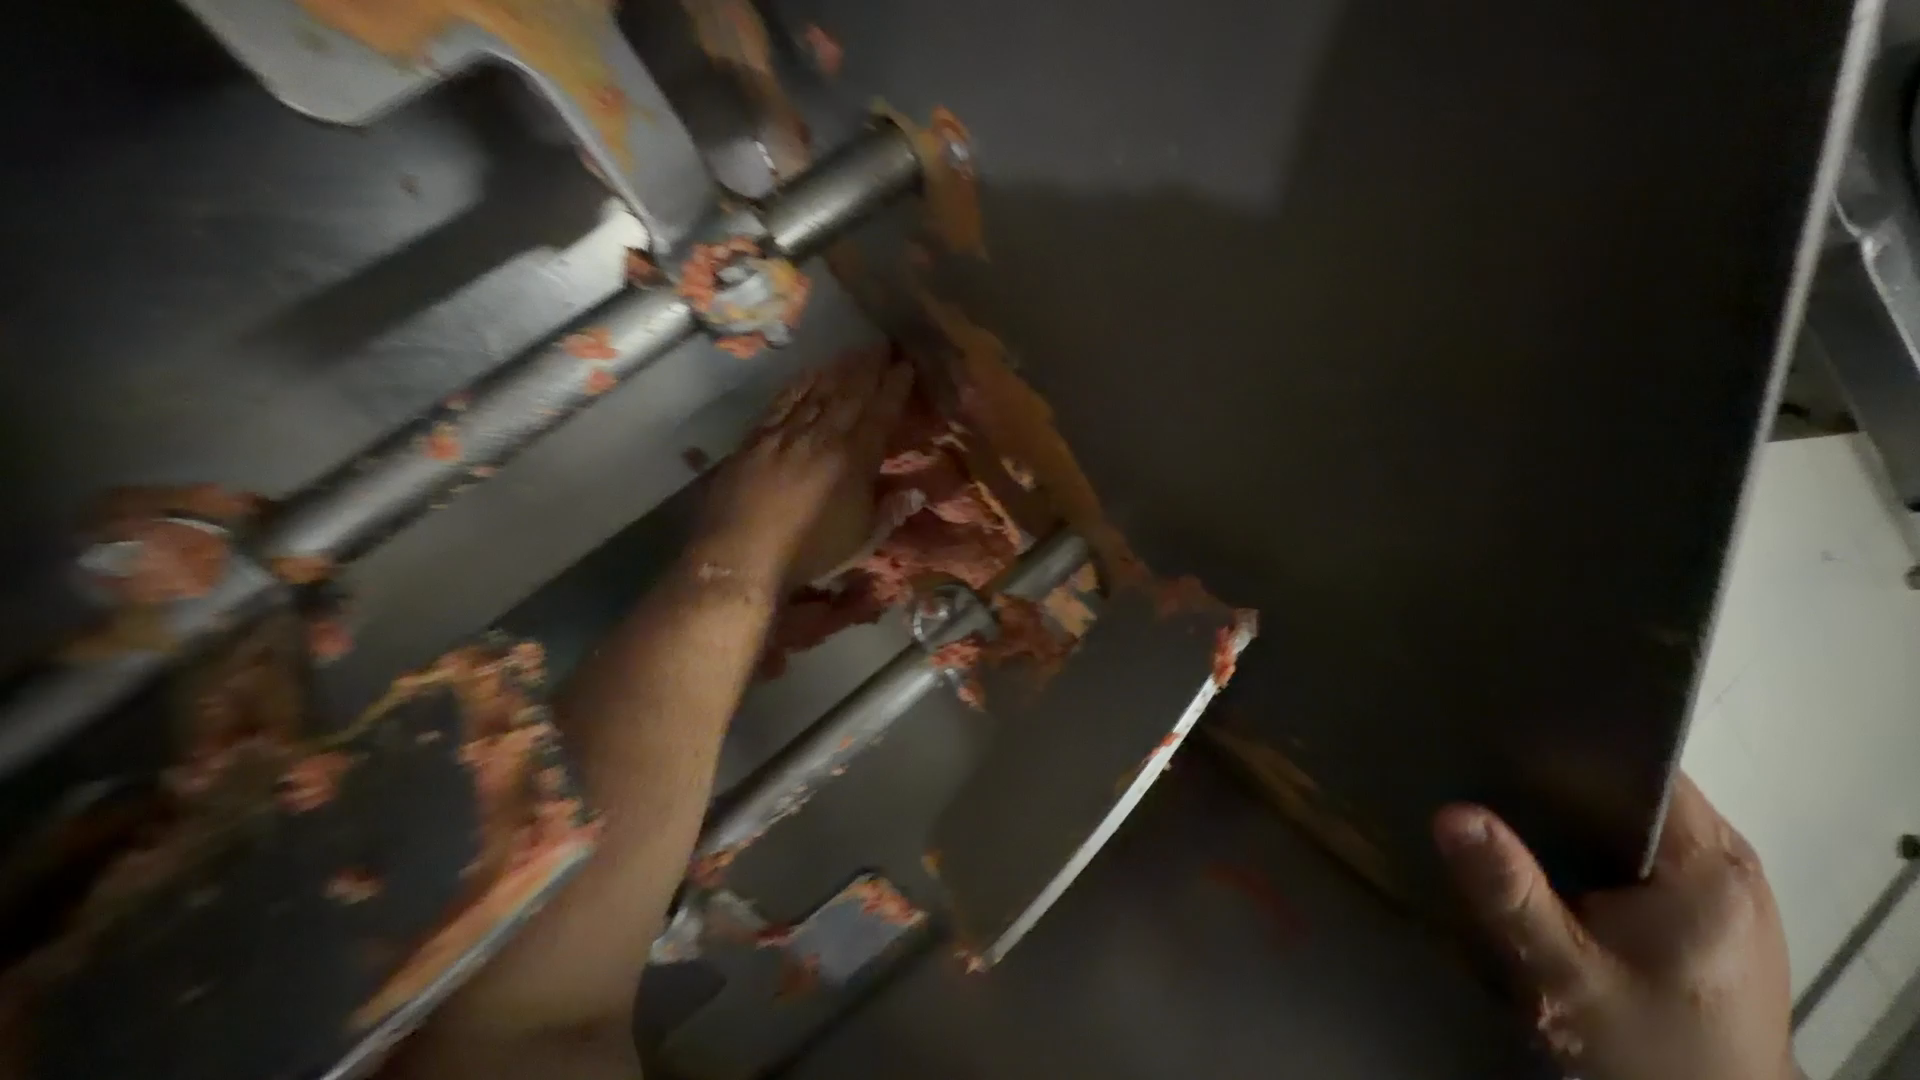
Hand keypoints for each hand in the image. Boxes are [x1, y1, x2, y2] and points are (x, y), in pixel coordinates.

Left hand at [690, 354, 912, 589]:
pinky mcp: (756, 439)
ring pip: (817, 393)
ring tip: (852, 352)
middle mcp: (822, 438)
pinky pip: (782, 403)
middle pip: (849, 395)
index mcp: (853, 461)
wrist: (741, 555)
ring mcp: (786, 435)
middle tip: (882, 345)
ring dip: (837, 370)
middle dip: (869, 368)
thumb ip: (889, 512)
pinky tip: (808, 374)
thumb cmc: (808, 553)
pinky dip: (799, 385)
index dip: (894, 389)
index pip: (879, 416)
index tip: (905, 366)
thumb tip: (916, 492)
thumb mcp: (860, 541)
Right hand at [1434, 774, 1796, 1079]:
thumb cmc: (1649, 1050)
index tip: (1496, 738)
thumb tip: (1450, 812)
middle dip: (1555, 783)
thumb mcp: (1567, 975)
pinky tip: (1539, 861)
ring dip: (1569, 818)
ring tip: (1498, 807)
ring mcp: (1721, 894)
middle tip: (1480, 773)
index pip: (1638, 766)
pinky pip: (1635, 856)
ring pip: (1629, 824)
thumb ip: (1510, 893)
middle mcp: (1727, 865)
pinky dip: (1587, 850)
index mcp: (1712, 864)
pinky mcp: (1705, 921)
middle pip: (1630, 792)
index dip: (1566, 746)